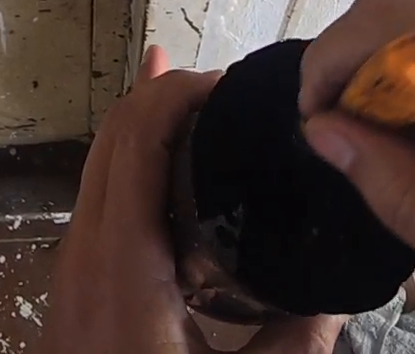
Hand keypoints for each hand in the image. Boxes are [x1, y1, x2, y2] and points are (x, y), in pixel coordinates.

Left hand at [39, 46, 343, 353]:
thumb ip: (297, 336)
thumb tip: (342, 287)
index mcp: (120, 260)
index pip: (135, 136)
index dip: (176, 92)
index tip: (230, 86)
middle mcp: (84, 245)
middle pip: (113, 131)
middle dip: (164, 91)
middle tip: (228, 89)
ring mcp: (72, 260)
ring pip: (101, 155)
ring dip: (145, 117)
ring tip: (200, 99)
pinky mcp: (76, 276)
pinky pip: (101, 189)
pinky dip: (132, 154)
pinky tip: (162, 154)